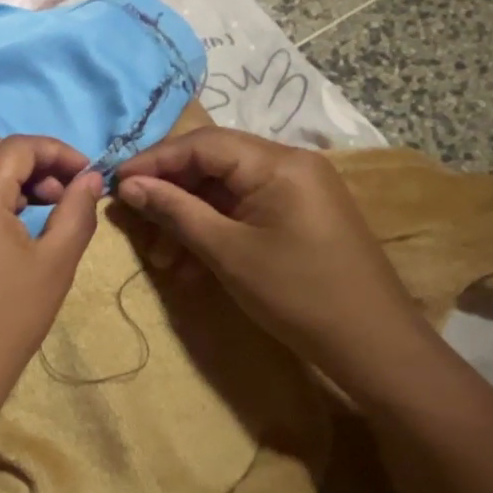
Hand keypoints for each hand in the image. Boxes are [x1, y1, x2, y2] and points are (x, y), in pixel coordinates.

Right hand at [112, 127, 430, 391]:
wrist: (376, 348)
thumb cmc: (298, 294)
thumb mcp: (226, 252)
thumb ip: (174, 210)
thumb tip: (128, 185)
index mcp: (278, 164)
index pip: (201, 144)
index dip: (154, 161)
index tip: (117, 184)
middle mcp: (290, 165)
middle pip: (211, 162)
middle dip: (169, 192)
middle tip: (135, 221)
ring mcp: (297, 190)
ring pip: (223, 188)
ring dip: (187, 216)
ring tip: (162, 258)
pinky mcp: (299, 215)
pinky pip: (243, 208)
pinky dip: (212, 228)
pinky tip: (189, 264)